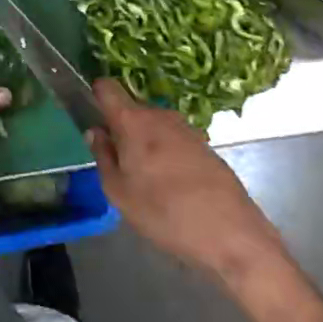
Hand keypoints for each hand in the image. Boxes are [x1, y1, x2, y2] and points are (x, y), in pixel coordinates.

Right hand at [89, 78, 286, 285]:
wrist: (231, 234)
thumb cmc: (165, 213)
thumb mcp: (119, 192)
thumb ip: (103, 156)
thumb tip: (96, 131)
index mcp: (133, 121)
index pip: (107, 88)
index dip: (95, 95)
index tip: (91, 116)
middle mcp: (160, 115)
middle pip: (131, 109)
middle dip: (121, 129)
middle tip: (118, 164)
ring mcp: (186, 128)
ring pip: (153, 126)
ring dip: (145, 143)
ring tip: (146, 180)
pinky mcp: (206, 144)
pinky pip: (173, 140)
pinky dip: (166, 154)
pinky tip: (172, 187)